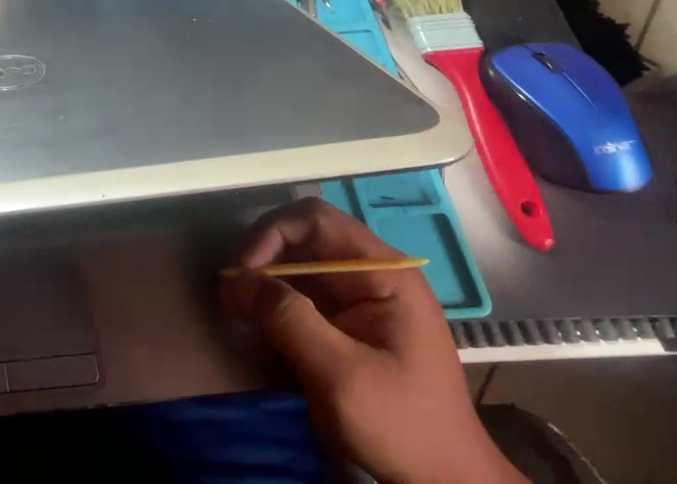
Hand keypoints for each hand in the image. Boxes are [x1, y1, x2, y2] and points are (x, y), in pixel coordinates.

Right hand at [220, 198, 522, 483]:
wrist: (445, 482)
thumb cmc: (401, 425)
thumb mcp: (340, 374)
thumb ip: (288, 319)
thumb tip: (235, 279)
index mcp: (385, 274)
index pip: (315, 220)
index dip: (271, 233)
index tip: (243, 270)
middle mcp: (373, 275)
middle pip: (302, 239)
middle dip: (261, 260)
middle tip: (231, 295)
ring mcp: (362, 298)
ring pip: (298, 267)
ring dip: (264, 285)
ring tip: (237, 312)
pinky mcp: (350, 322)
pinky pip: (303, 295)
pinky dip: (275, 305)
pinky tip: (259, 328)